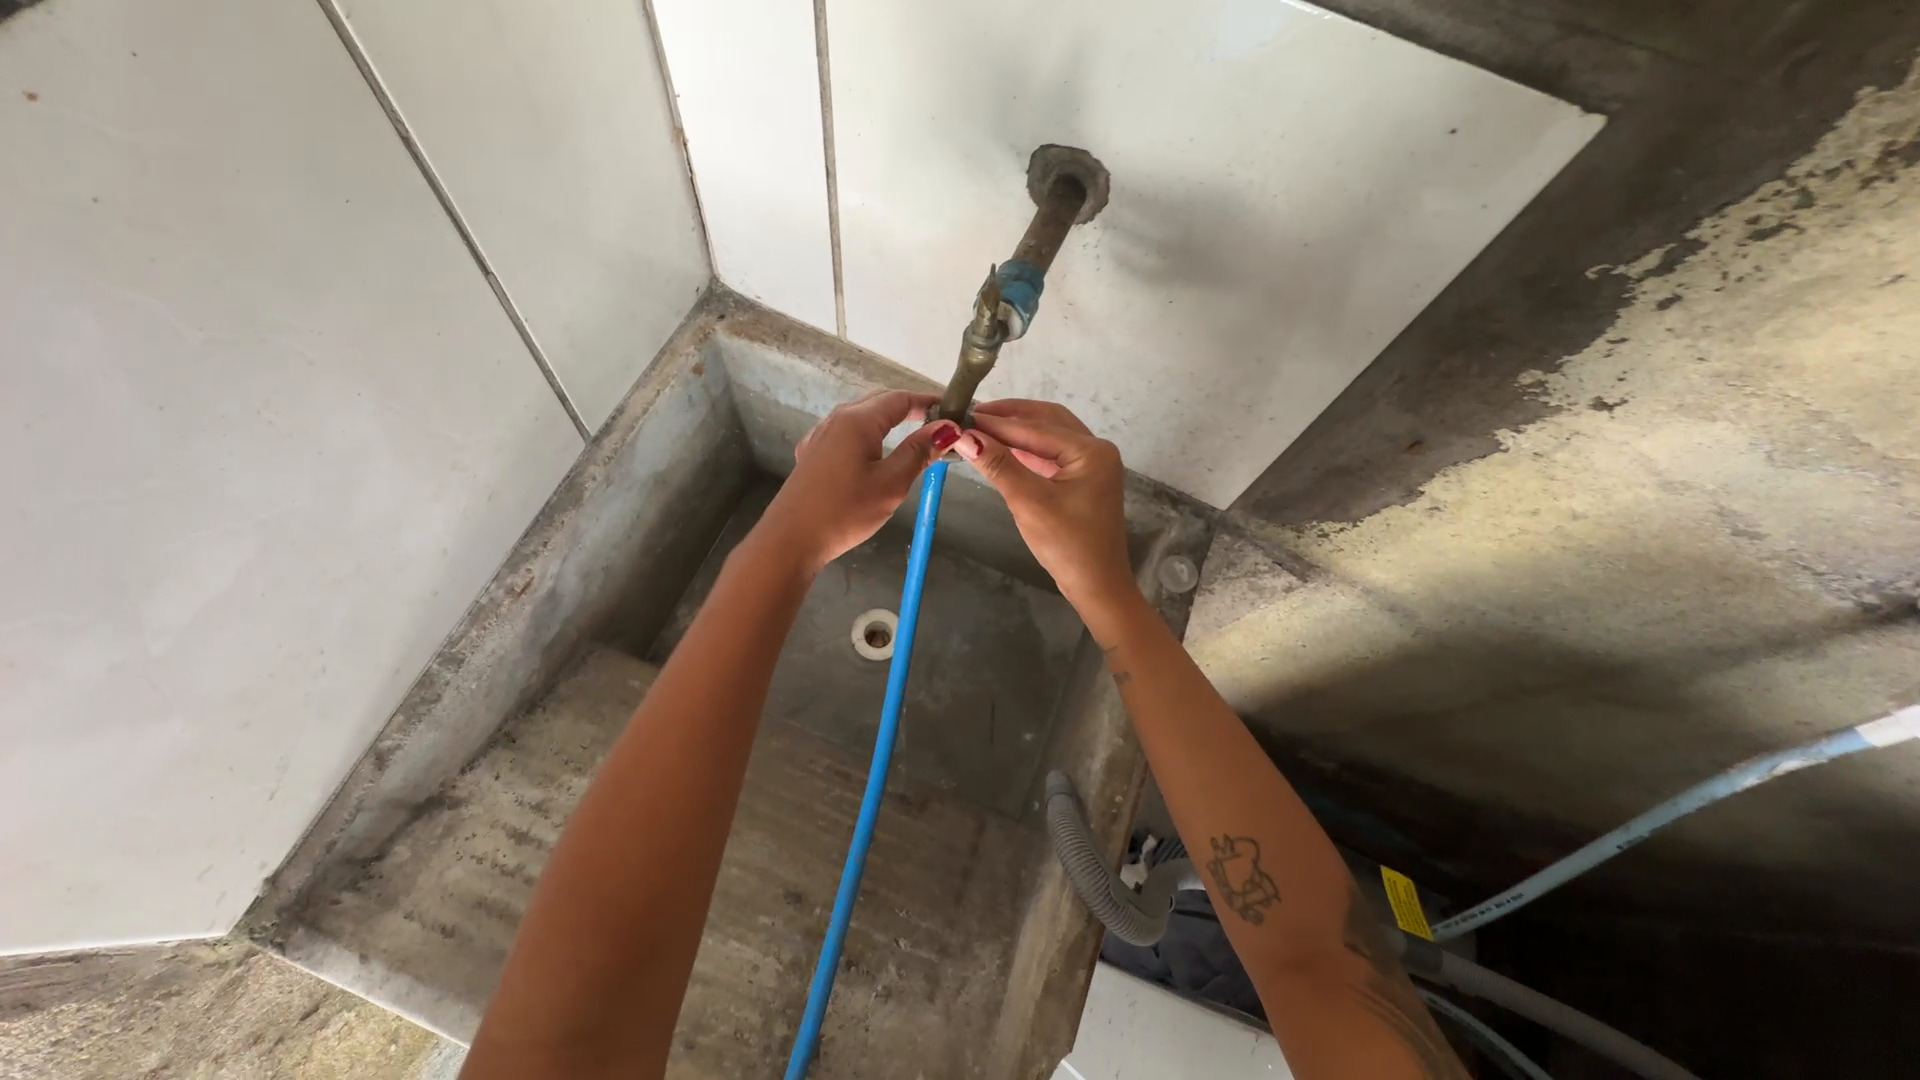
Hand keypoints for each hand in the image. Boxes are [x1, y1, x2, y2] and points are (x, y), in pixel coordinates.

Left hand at [754, 389, 959, 574]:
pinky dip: (867, 435)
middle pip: (878, 402)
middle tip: (937, 424)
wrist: (791, 540)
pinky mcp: (811, 456)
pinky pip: (845, 434)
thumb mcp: (891, 483)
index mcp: (858, 421)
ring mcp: (819, 437)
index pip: (900, 398)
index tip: (952, 411)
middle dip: (909, 408)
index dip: (928, 402)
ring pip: (860, 417)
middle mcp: (836, 420)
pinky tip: (872, 453)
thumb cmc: (846, 511)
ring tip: (912, 436)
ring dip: (887, 420)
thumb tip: (947, 428)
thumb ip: (919, 452)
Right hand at [951, 399, 1136, 615]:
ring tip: (983, 429)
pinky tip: (1003, 450)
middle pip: (1048, 421)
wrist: (1096, 586)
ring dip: (1018, 432)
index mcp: (1091, 451)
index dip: (997, 422)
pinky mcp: (1083, 481)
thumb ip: (998, 465)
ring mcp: (1092, 466)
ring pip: (1050, 437)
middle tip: (974, 414)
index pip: (1036, 428)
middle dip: (1011, 416)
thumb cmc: (1066, 545)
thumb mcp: (1028, 502)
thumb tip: (965, 436)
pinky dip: (1027, 451)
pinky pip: (1052, 455)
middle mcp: (1096, 450)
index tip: (964, 415)